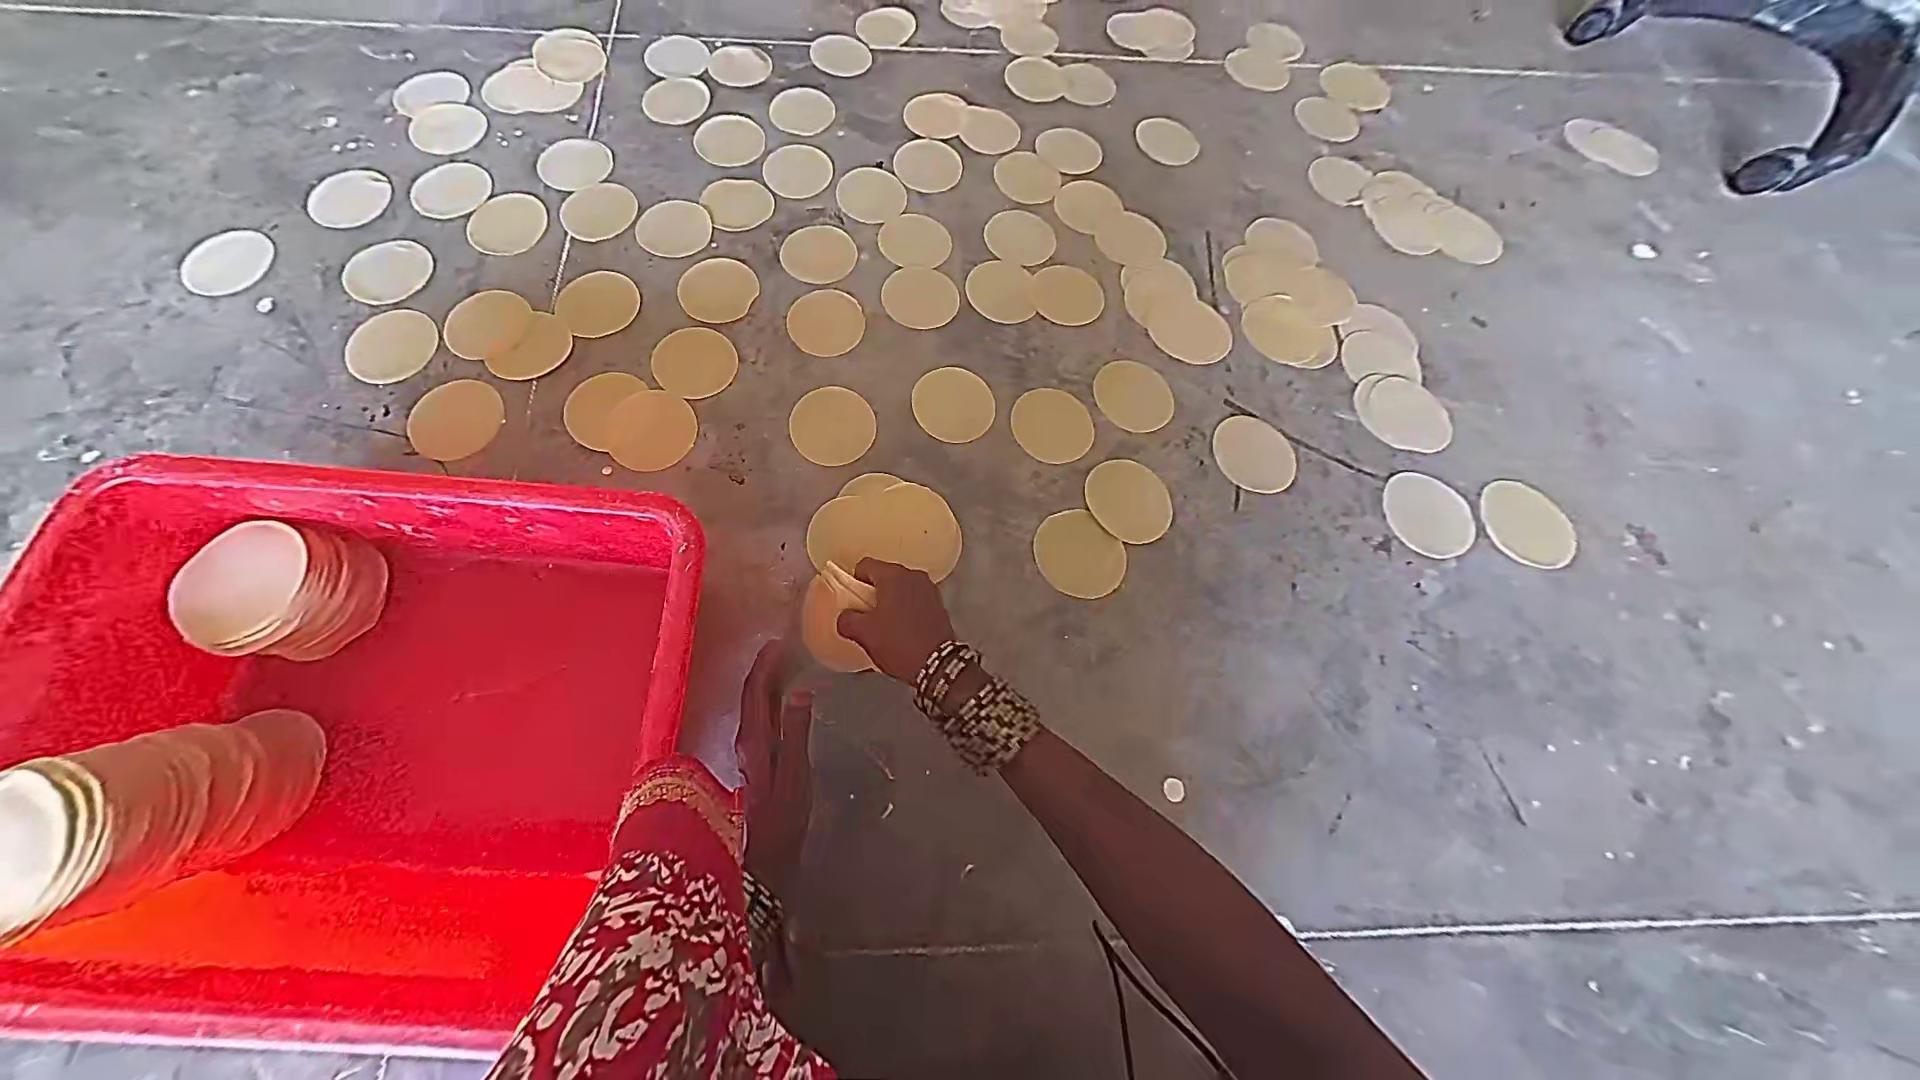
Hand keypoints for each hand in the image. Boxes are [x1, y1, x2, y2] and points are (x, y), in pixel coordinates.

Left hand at [735, 639, 813, 895]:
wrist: (767, 859)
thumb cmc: (784, 819)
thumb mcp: (797, 775)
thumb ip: (797, 733)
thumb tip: (801, 691)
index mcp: (754, 741)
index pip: (755, 693)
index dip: (764, 666)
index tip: (778, 644)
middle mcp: (745, 742)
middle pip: (750, 696)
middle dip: (762, 669)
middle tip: (781, 648)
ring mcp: (749, 752)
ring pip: (753, 706)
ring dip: (764, 683)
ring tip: (783, 665)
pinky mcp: (756, 760)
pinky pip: (760, 718)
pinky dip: (768, 700)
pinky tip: (782, 699)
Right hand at [835, 559, 955, 680]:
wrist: (937, 664)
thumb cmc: (898, 643)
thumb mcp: (863, 633)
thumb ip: (847, 619)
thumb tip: (846, 617)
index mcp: (894, 576)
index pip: (865, 565)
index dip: (854, 581)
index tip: (853, 602)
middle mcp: (914, 576)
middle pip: (884, 575)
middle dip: (873, 592)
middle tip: (866, 615)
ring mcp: (930, 589)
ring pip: (901, 588)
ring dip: (891, 601)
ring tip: (884, 624)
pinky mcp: (939, 604)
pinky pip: (915, 599)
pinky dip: (906, 608)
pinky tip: (902, 629)